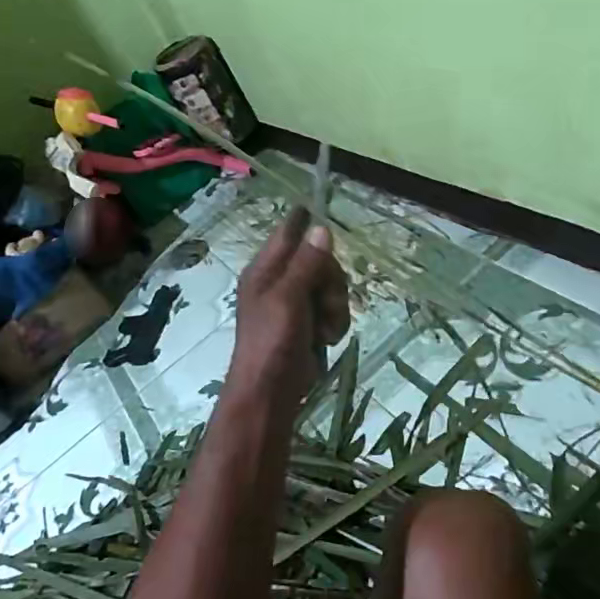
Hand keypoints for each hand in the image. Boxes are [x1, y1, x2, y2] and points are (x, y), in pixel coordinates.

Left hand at [227, 208, 349, 402]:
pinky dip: (333, 325)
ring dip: (334, 308)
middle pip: (319, 262)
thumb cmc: (272, 341)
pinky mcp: (307, 325)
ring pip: (330, 288)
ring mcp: (294, 305)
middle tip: (325, 302)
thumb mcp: (288, 298)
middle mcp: (279, 283)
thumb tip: (321, 228)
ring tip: (324, 330)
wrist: (270, 391)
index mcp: (265, 271)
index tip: (318, 207)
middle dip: (330, 282)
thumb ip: (307, 264)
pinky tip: (325, 340)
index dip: (304, 222)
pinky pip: (331, 311)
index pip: (287, 234)